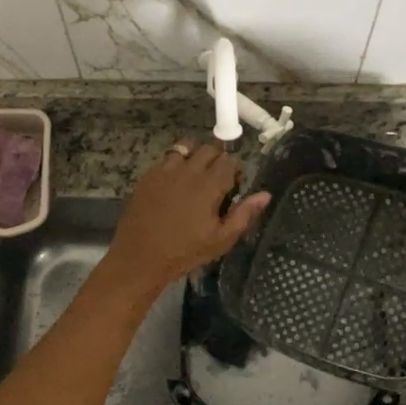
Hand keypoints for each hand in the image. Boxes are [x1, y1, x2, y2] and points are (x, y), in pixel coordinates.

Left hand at [102, 140, 270, 293]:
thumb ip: (243, 214)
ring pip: (187, 146)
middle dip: (218, 159)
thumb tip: (265, 195)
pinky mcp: (149, 175)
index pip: (230, 161)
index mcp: (209, 185)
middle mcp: (188, 170)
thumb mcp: (220, 240)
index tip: (234, 185)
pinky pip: (167, 156)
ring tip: (196, 174)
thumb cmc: (184, 252)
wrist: (140, 257)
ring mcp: (166, 170)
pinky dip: (176, 161)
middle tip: (217, 180)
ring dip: (196, 155)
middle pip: (210, 149)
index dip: (236, 169)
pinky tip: (176, 180)